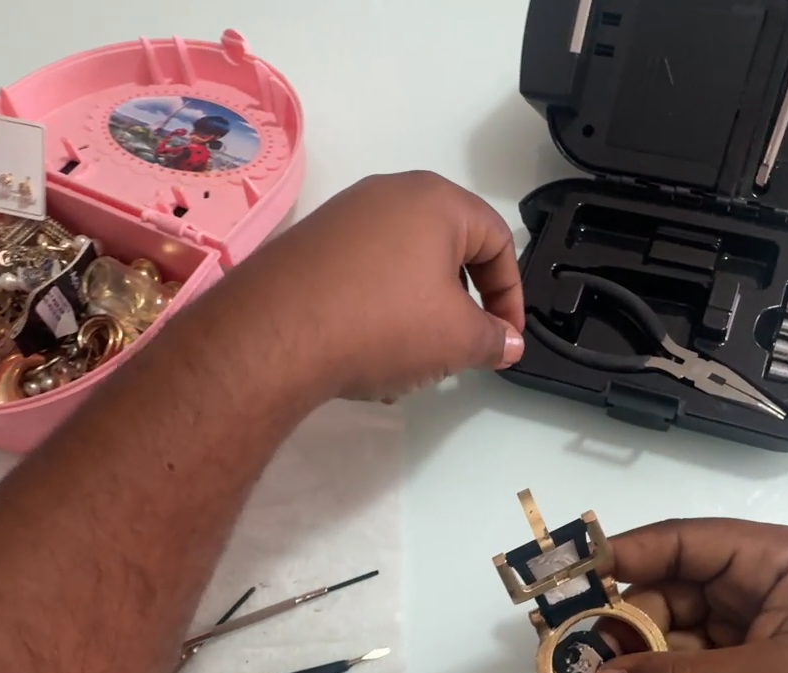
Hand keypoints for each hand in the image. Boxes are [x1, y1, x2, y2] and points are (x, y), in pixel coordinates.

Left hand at [198, 171, 524, 401]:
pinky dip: (380, 313)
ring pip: (404, 270)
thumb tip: (507, 343)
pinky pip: (364, 277)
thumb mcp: (458, 340)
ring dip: (420, 317)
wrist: (275, 334)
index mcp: (436, 201)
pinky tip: (368, 356)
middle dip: (462, 307)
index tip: (505, 340)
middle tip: (461, 348)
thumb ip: (495, 340)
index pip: (497, 240)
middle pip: (448, 252)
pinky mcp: (311, 247)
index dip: (512, 296)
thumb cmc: (384, 324)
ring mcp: (344, 218)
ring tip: (411, 362)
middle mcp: (389, 195)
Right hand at [590, 519, 787, 672]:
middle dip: (624, 626)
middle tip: (573, 662)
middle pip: (673, 593)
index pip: (682, 542)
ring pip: (682, 639)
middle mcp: (764, 588)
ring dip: (642, 667)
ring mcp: (766, 635)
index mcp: (776, 559)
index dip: (621, 558)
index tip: (567, 587)